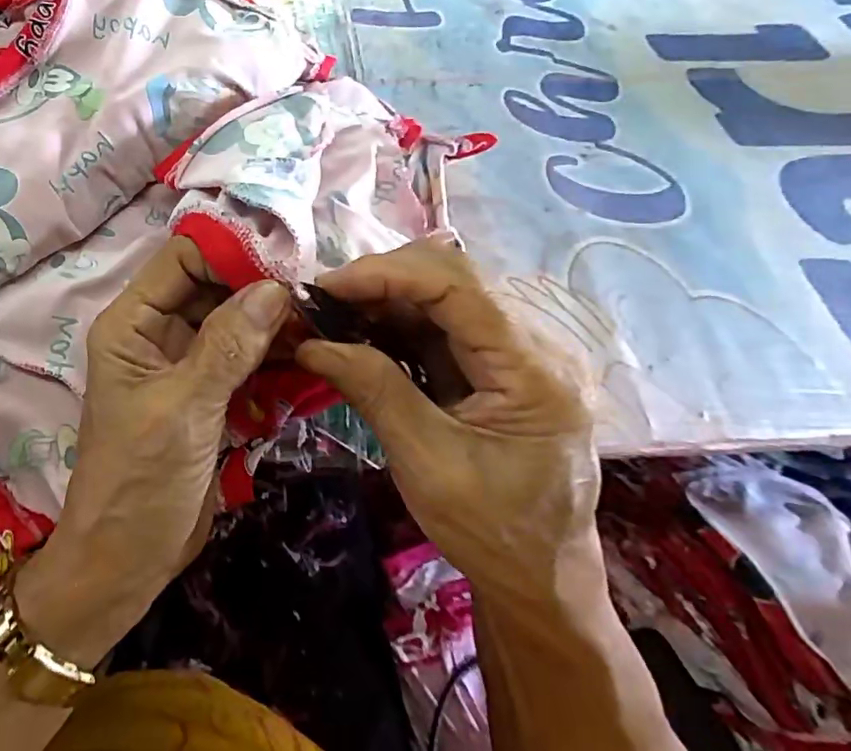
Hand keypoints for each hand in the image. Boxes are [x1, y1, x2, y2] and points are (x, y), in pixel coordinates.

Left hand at [16, 237, 289, 662]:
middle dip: (261, 288)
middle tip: (322, 293)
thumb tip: (274, 288)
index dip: (229, 252)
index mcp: (131, 323)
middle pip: (211, 288)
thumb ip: (226, 347)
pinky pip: (244, 361)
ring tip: (327, 322)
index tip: (289, 258)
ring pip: (233, 323)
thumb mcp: (183, 408)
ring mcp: (183, 364)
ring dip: (274, 324)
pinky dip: (275, 358)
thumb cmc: (140, 479)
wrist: (127, 557)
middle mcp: (155, 333)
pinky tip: (314, 356)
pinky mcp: (207, 394)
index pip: (180, 261)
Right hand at [296, 236, 600, 604]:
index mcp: (533, 371)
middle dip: (377, 280)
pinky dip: (389, 319)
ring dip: (378, 297)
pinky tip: (355, 334)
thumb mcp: (425, 462)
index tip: (323, 289)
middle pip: (449, 277)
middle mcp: (532, 346)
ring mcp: (514, 351)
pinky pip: (436, 320)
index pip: (458, 287)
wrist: (540, 576)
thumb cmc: (492, 530)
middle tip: (318, 304)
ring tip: (328, 318)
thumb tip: (310, 342)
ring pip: (438, 291)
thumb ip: (374, 389)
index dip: (385, 274)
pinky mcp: (492, 362)